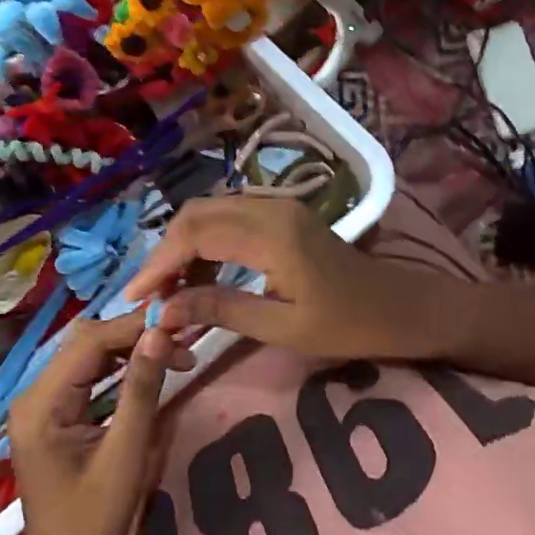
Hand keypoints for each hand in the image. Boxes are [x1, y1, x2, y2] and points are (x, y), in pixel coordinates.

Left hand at [7, 311, 192, 534]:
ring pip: (87, 354)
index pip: (89, 342)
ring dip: (129, 348)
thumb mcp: (126, 454)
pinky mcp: (53, 416)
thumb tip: (162, 333)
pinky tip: (148, 368)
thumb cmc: (96, 523)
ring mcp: (40, 406)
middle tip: (182, 340)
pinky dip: (118, 366)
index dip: (135, 326)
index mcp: (40, 406)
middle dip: (134, 334)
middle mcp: (32, 397)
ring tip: (175, 352)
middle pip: (85, 342)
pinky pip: (86, 375)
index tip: (181, 323)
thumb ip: (143, 389)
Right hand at [123, 196, 453, 361]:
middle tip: (150, 295)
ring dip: (185, 246)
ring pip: (212, 212)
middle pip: (198, 214)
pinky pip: (232, 218)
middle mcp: (271, 208)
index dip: (159, 263)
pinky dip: (208, 243)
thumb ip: (221, 311)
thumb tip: (163, 310)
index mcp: (272, 234)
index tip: (135, 297)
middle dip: (166, 252)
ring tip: (171, 291)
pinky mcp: (285, 215)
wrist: (399, 306)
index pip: (195, 234)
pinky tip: (202, 276)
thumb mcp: (283, 327)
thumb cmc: (347, 324)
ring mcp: (280, 207)